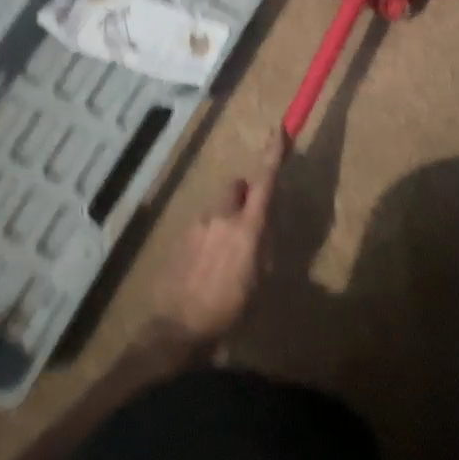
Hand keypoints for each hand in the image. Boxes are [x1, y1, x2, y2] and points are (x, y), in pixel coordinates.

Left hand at [140, 129, 286, 351]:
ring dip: (225, 219)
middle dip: (244, 195)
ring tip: (225, 255)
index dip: (274, 154)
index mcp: (247, 226)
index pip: (264, 181)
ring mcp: (195, 225)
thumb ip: (262, 242)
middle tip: (250, 221)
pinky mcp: (177, 237)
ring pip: (217, 207)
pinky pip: (200, 225)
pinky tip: (206, 266)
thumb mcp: (260, 276)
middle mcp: (220, 216)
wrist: (178, 329)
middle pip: (235, 187)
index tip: (280, 130)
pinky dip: (208, 235)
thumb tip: (262, 224)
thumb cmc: (230, 307)